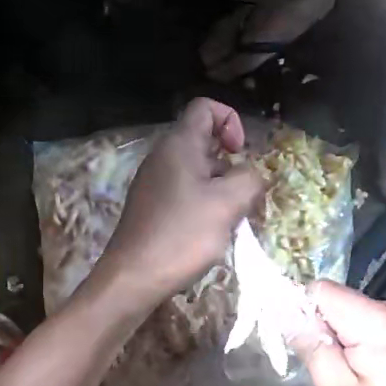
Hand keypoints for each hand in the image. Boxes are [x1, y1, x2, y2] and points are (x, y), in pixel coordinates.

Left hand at [97, 98, 264, 306]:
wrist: (133, 278)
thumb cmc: (183, 235)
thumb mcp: (228, 204)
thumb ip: (249, 179)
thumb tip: (252, 175)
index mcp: (179, 145)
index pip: (205, 108)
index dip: (231, 121)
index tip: (240, 154)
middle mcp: (163, 157)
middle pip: (204, 142)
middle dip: (231, 163)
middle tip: (243, 196)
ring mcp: (155, 184)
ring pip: (198, 172)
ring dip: (221, 189)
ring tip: (230, 220)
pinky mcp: (153, 208)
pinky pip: (186, 194)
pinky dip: (205, 205)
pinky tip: (209, 234)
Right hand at [295, 281, 385, 385]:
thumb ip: (314, 350)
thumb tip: (287, 309)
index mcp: (383, 322)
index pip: (322, 291)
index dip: (302, 315)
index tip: (302, 352)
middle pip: (339, 302)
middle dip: (324, 334)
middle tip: (332, 379)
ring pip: (353, 315)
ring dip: (342, 344)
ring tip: (354, 384)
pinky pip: (371, 325)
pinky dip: (360, 347)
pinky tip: (371, 380)